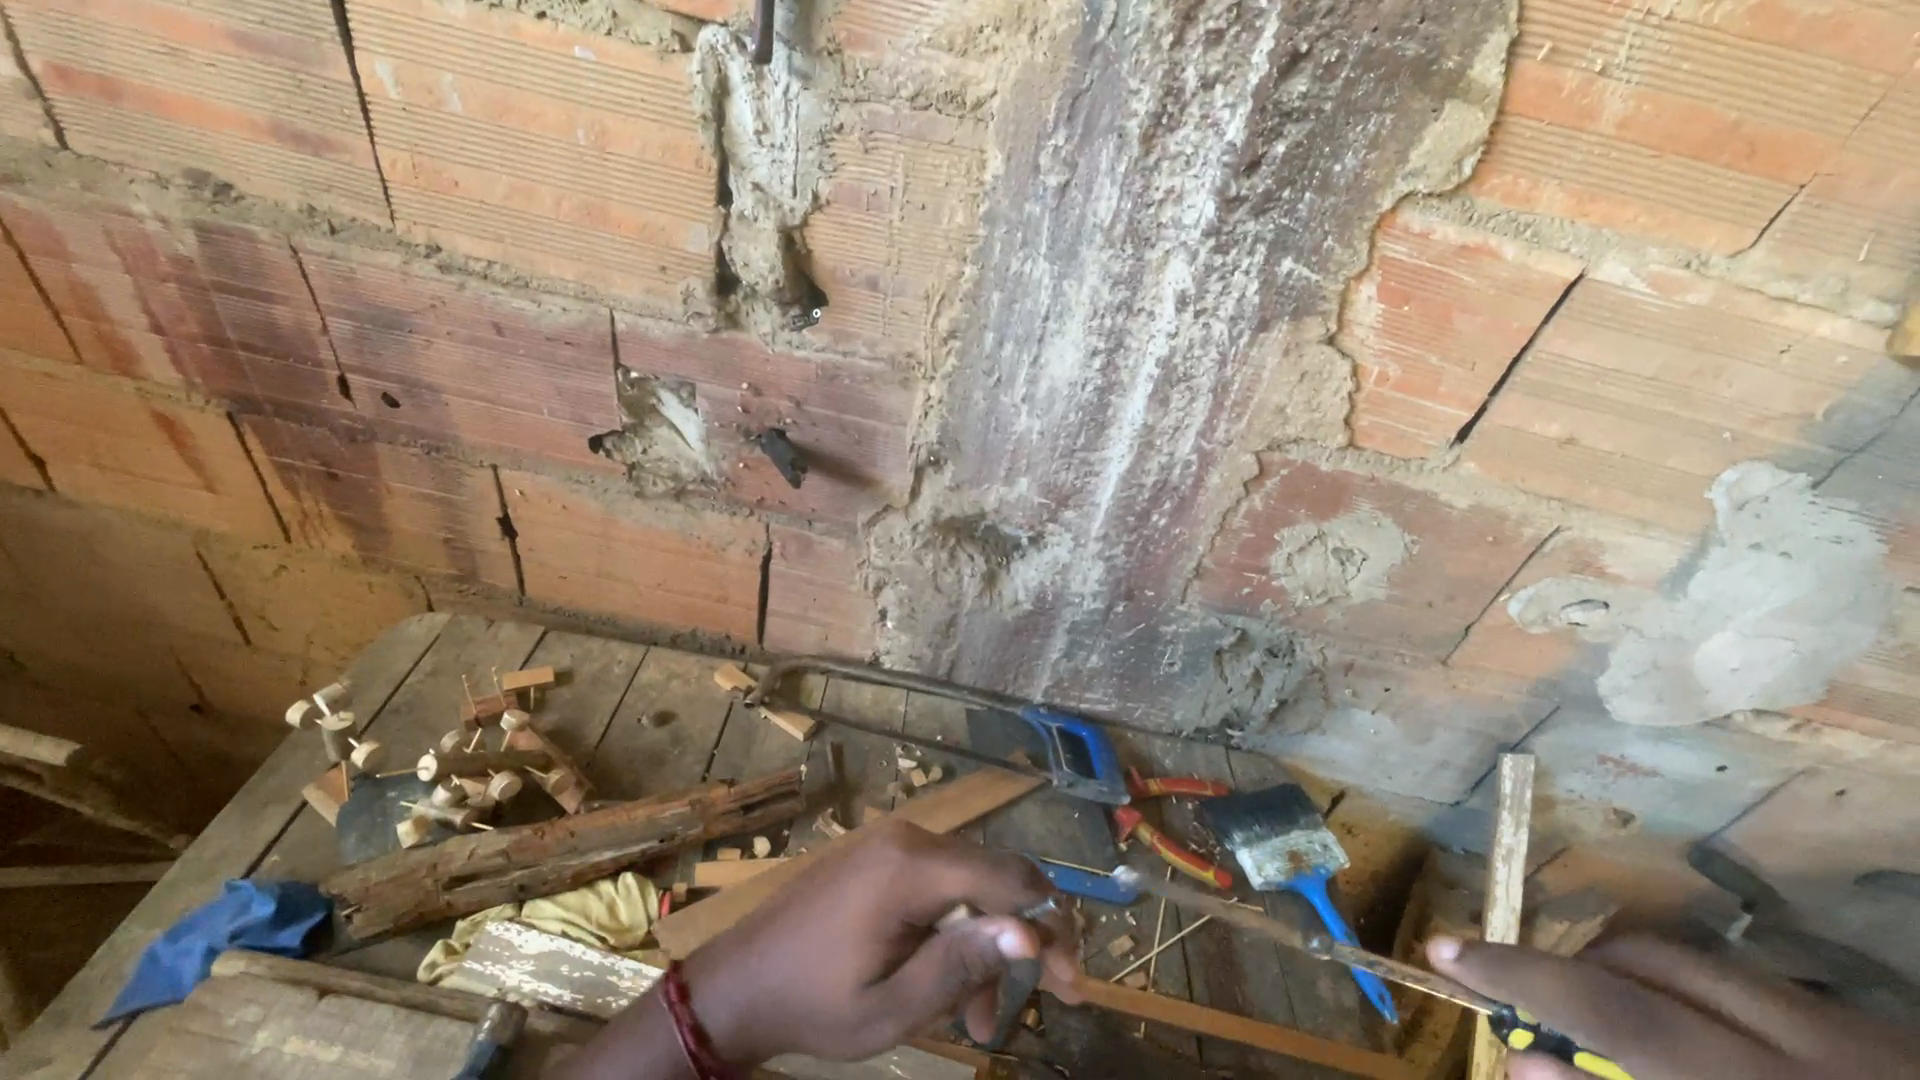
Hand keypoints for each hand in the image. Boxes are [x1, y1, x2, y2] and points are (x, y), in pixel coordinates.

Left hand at [683, 821, 1082, 1065]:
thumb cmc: (812, 1002)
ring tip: (980, 1021)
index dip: (1051, 924)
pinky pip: (940, 889)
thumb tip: (1030, 931)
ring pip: (971, 889)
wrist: (739, 982)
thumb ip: (961, 965)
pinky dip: (956, 935)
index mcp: (910, 867)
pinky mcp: (883, 859)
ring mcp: (894, 845)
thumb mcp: (891, 1006)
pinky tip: (951, 993)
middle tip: (1058, 993)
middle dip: (1028, 937)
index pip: (1009, 878)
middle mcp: (909, 839)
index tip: (1073, 978)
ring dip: (987, 949)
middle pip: (996, 878)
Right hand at [1426, 934, 1919, 1079]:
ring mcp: (1857, 1034)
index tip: (1443, 951)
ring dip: (1626, 979)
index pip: (1615, 1011)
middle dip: (1567, 968)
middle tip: (1516, 990)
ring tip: (1596, 1017)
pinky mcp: (1880, 1031)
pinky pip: (1748, 985)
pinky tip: (1689, 1043)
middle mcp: (1818, 1045)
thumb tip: (1523, 1059)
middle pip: (1649, 960)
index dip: (1519, 976)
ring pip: (1699, 963)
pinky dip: (1691, 999)